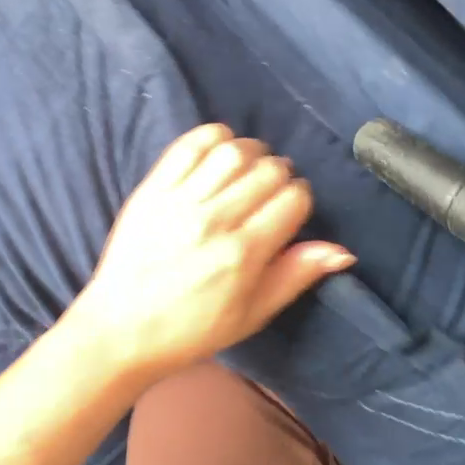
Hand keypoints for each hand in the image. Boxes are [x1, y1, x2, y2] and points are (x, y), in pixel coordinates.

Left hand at [61, 124, 354, 384]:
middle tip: (271, 188)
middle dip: (279, 174)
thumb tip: (343, 250)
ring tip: (248, 166)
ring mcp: (181, 200)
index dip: (299, 198)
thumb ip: (296, 275)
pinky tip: (219, 149)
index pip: (292, 200)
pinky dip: (212, 136)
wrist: (122, 328)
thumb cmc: (192, 328)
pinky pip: (189, 144)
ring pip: (232, 151)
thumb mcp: (252, 314)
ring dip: (250, 151)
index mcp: (244, 255)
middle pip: (267, 171)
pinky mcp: (153, 186)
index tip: (291, 208)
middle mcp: (215, 221)